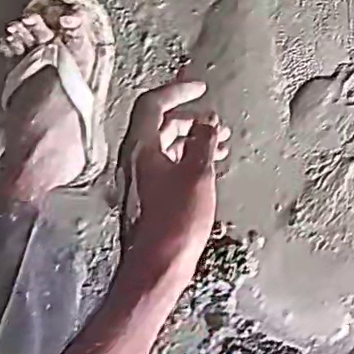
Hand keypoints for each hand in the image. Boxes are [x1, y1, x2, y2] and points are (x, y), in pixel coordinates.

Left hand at [121, 78, 228, 280]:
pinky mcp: (146, 195)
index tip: (199, 87)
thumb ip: (204, 142)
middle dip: (190, 118)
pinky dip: (187, 156)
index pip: (153, 104)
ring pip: (165, 145)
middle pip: (160, 124)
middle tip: (215, 121)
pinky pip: (167, 163)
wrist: (156, 266)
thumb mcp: (198, 174)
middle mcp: (134, 159)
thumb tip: (209, 122)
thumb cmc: (176, 221)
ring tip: (219, 143)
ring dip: (192, 138)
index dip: (177, 90)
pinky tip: (207, 166)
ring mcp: (138, 179)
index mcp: (141, 148)